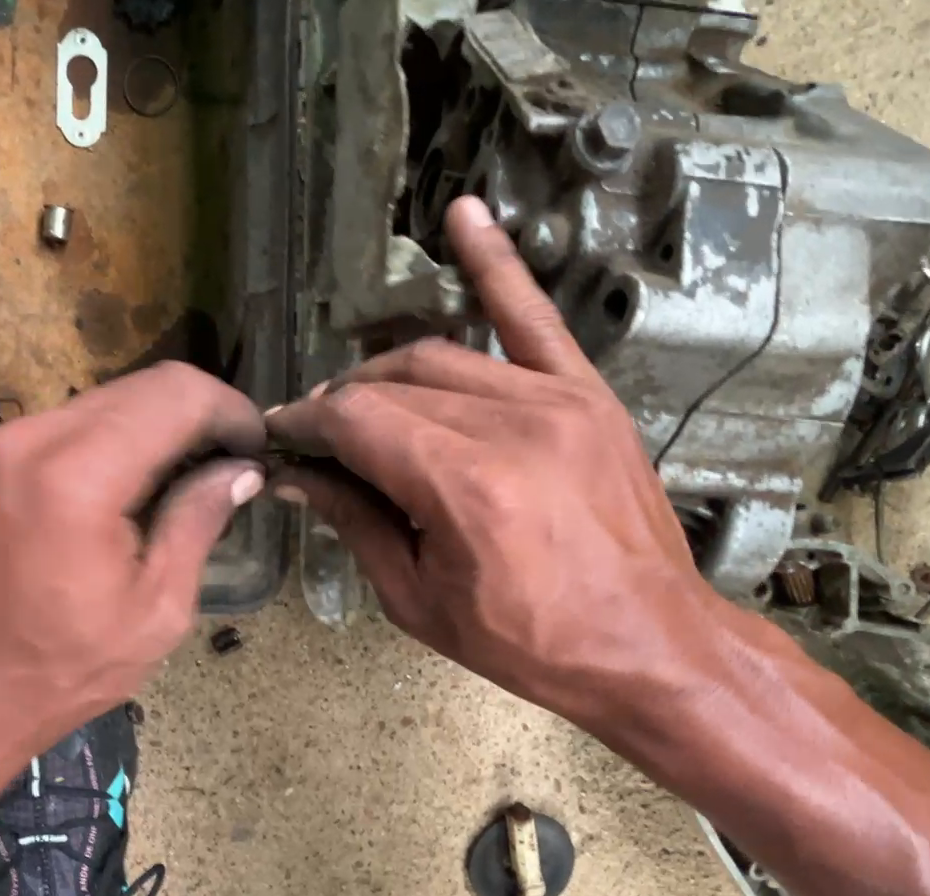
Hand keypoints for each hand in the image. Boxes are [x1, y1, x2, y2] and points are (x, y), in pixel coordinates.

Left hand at [0, 362, 266, 758]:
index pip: (175, 395)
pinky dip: (113, 441)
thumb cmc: (58, 672)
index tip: (258, 448)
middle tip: (232, 464)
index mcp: (76, 476)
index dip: (230, 411)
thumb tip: (240, 472)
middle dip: (199, 415)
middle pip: (141, 387)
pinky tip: (132, 487)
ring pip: (104, 401)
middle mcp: (30, 438)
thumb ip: (197, 523)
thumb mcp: (154, 611)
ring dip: (156, 427)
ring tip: (187, 480)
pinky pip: (67, 426)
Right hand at [266, 196, 722, 733]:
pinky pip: (532, 316)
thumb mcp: (417, 599)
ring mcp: (555, 400)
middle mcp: (507, 426)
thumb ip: (354, 522)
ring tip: (360, 399)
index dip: (306, 423)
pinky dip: (495, 263)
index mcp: (461, 485)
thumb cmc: (526, 641)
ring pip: (440, 355)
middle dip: (341, 403)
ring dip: (386, 371)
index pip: (355, 420)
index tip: (280, 435)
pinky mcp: (587, 394)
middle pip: (392, 383)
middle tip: (319, 436)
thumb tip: (296, 477)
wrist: (649, 645)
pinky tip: (463, 215)